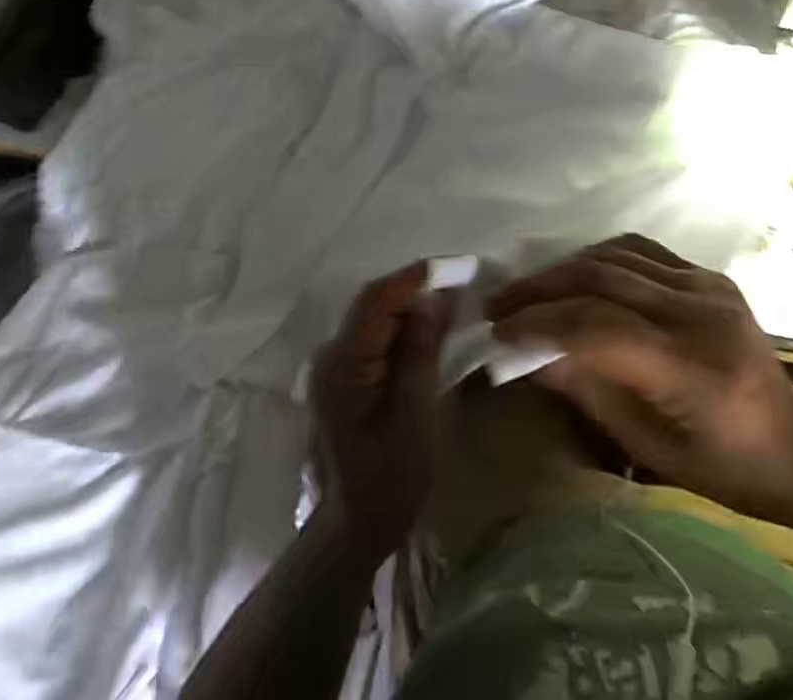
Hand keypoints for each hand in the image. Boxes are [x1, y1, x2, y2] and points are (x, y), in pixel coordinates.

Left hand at [311, 263, 451, 559]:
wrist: (353, 527)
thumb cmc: (388, 478)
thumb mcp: (413, 416)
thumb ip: (419, 354)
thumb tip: (432, 300)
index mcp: (344, 364)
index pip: (375, 301)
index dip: (412, 277)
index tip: (453, 266)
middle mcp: (331, 357)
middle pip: (373, 307)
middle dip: (415, 290)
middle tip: (461, 283)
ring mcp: (335, 370)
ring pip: (374, 323)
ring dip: (411, 310)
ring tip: (453, 303)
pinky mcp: (345, 382)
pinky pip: (374, 343)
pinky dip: (402, 332)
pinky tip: (429, 335)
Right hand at [484, 234, 792, 531]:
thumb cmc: (723, 467)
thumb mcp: (646, 447)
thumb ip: (586, 391)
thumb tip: (525, 356)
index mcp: (695, 370)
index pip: (597, 328)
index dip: (539, 326)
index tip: (497, 334)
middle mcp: (703, 316)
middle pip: (599, 281)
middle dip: (538, 290)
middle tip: (497, 306)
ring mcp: (709, 288)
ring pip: (613, 257)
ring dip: (559, 269)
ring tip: (523, 290)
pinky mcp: (709, 277)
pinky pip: (637, 251)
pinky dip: (593, 259)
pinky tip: (569, 277)